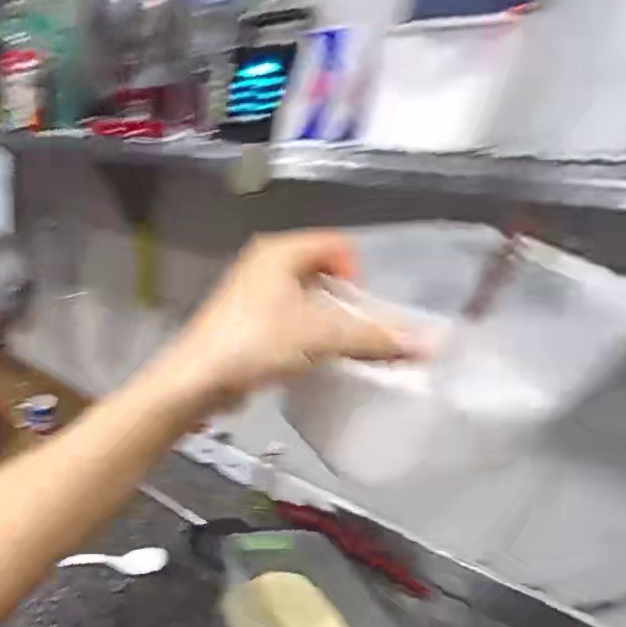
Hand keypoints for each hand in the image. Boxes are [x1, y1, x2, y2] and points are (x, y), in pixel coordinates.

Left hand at [168, 231, 430, 403]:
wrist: (195, 381)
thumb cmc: (255, 345)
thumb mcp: (320, 338)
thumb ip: (373, 338)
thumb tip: (429, 344)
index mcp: (280, 250)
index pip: (338, 245)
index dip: (358, 276)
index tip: (357, 312)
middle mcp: (261, 263)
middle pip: (320, 272)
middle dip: (341, 302)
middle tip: (348, 334)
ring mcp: (246, 293)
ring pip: (300, 299)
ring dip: (320, 322)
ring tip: (327, 351)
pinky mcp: (237, 323)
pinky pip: (281, 321)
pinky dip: (297, 336)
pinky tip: (300, 361)